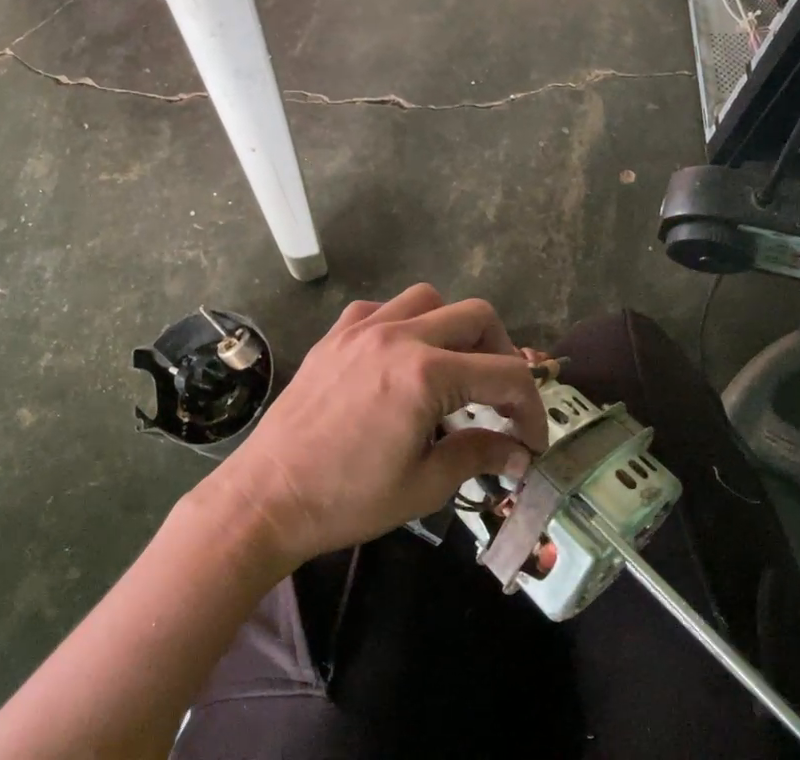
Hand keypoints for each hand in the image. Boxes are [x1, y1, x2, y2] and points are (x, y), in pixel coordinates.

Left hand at [203, 284, 546, 566]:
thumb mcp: (423, 486)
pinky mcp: (334, 336)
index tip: (531, 441)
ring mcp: (361, 329)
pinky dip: (404, 323)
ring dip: (454, 328)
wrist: (267, 496)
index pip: (506, 374)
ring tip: (453, 370)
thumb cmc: (346, 499)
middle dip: (502, 355)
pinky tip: (400, 360)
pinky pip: (381, 307)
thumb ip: (478, 455)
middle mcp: (398, 336)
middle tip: (500, 399)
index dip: (532, 409)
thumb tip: (518, 453)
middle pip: (477, 316)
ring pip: (429, 299)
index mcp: (426, 374)